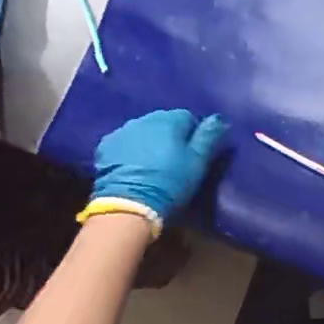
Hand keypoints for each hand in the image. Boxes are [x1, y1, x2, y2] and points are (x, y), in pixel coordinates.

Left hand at [91, 109, 229, 221]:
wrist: (129, 206)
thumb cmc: (170, 185)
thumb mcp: (198, 163)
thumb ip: (209, 137)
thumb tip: (218, 118)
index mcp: (169, 120)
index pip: (188, 118)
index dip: (194, 136)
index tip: (194, 156)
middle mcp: (144, 118)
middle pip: (163, 123)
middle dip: (170, 137)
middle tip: (174, 162)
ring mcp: (122, 131)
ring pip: (142, 132)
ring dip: (149, 143)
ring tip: (153, 167)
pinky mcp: (105, 147)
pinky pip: (123, 144)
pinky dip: (129, 152)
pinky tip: (133, 169)